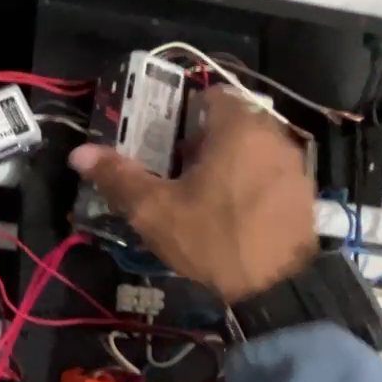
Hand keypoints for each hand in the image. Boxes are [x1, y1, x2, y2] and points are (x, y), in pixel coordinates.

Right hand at [70, 86, 318, 300]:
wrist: (275, 284)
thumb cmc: (210, 237)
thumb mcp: (153, 210)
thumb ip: (118, 176)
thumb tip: (80, 152)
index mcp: (237, 130)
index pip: (211, 96)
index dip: (182, 111)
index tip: (160, 136)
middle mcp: (272, 136)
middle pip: (231, 122)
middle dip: (200, 138)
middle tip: (169, 167)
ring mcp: (292, 163)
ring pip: (250, 146)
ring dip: (223, 159)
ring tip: (195, 191)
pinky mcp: (301, 190)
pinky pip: (265, 170)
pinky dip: (244, 178)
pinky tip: (225, 209)